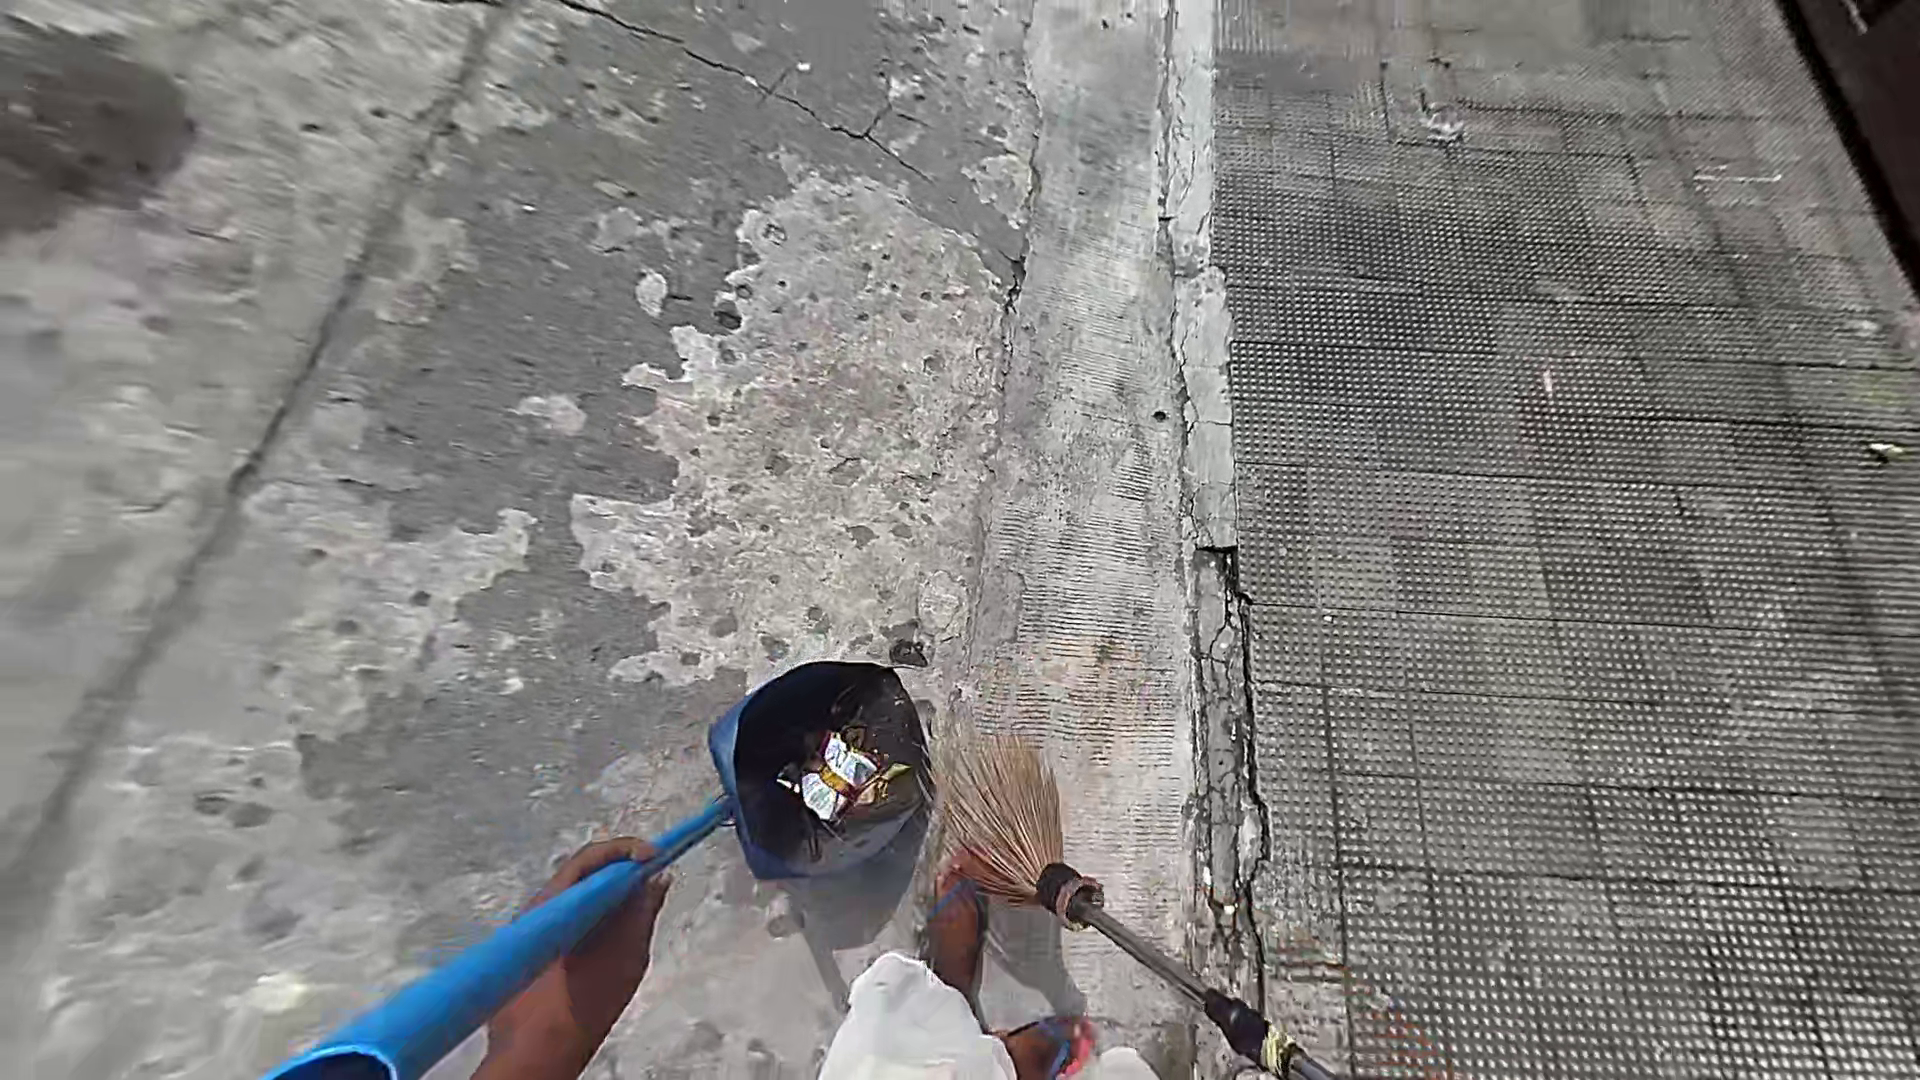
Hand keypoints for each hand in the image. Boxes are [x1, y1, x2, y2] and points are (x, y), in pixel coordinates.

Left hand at [474, 838, 671, 1079]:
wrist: (537, 1059)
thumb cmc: (583, 1005)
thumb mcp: (627, 956)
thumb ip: (643, 911)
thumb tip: (658, 878)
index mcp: (552, 902)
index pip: (591, 856)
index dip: (628, 850)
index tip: (656, 856)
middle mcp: (534, 909)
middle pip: (583, 872)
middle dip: (621, 868)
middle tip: (651, 874)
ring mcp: (528, 932)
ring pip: (576, 894)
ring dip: (609, 890)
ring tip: (638, 898)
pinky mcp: (530, 953)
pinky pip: (568, 916)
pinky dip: (596, 912)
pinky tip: (614, 927)